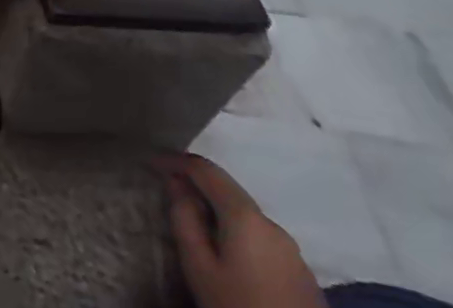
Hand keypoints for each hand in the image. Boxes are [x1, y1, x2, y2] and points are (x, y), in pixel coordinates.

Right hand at [157, 153, 326, 307]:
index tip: (152, 162)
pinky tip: (226, 253)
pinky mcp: (300, 273)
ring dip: (217, 210)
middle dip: (197, 185)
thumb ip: (184, 219)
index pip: (207, 171)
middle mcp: (272, 225)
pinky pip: (260, 237)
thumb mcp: (199, 266)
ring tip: (193, 223)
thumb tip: (176, 183)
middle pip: (229, 191)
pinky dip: (236, 231)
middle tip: (167, 191)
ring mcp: (292, 250)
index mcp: (246, 217)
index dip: (176, 160)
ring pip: (245, 215)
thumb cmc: (237, 307)